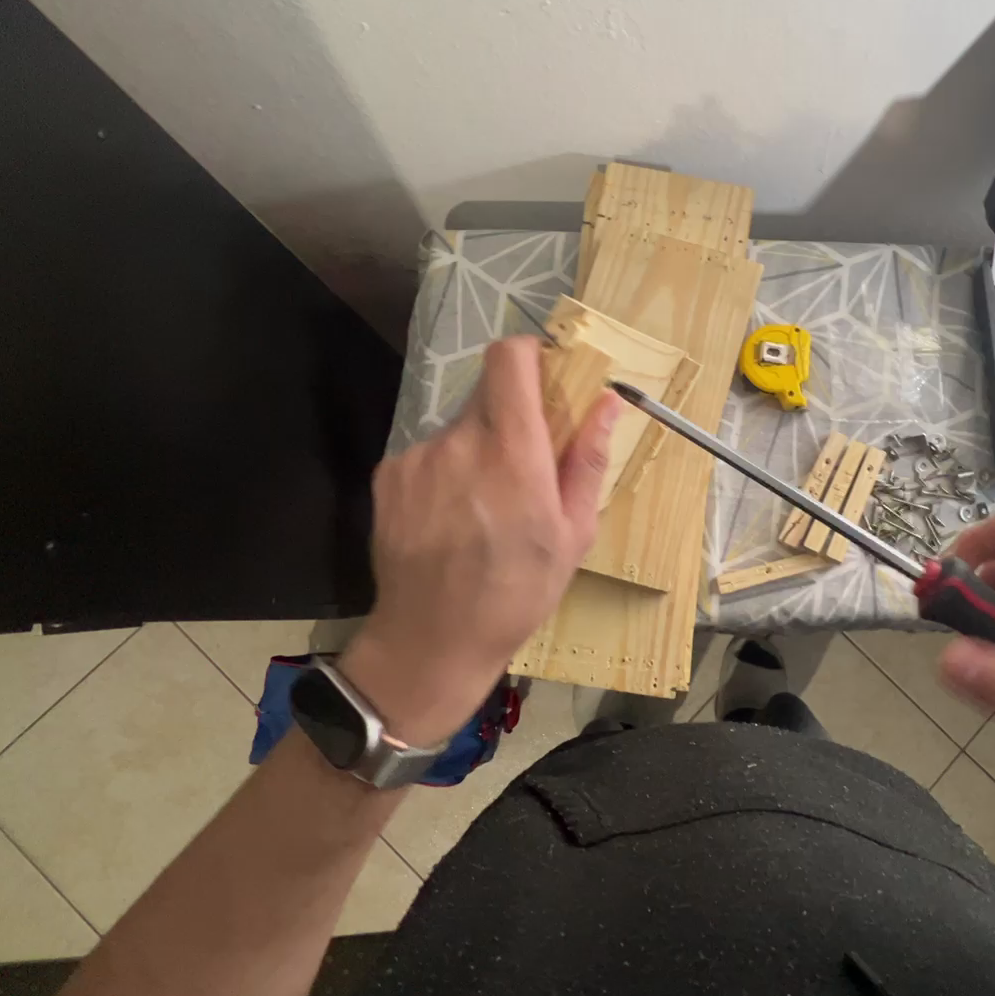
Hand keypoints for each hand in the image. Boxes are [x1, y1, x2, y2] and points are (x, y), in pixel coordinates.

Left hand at [338, 338, 618, 746]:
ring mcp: (417, 458)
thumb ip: (587, 460)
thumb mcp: (573, 534)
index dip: (530, 355)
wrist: (432, 641)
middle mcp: (458, 443)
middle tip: (526, 462)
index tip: (547, 378)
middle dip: (513, 414)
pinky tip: (452, 517)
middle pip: (487, 393)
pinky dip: (447, 471)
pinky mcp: (388, 476)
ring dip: (480, 448)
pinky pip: (429, 453)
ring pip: (459, 427)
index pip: (509, 359)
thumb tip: (606, 402)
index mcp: (512, 454)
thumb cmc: (519, 592)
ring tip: (486, 505)